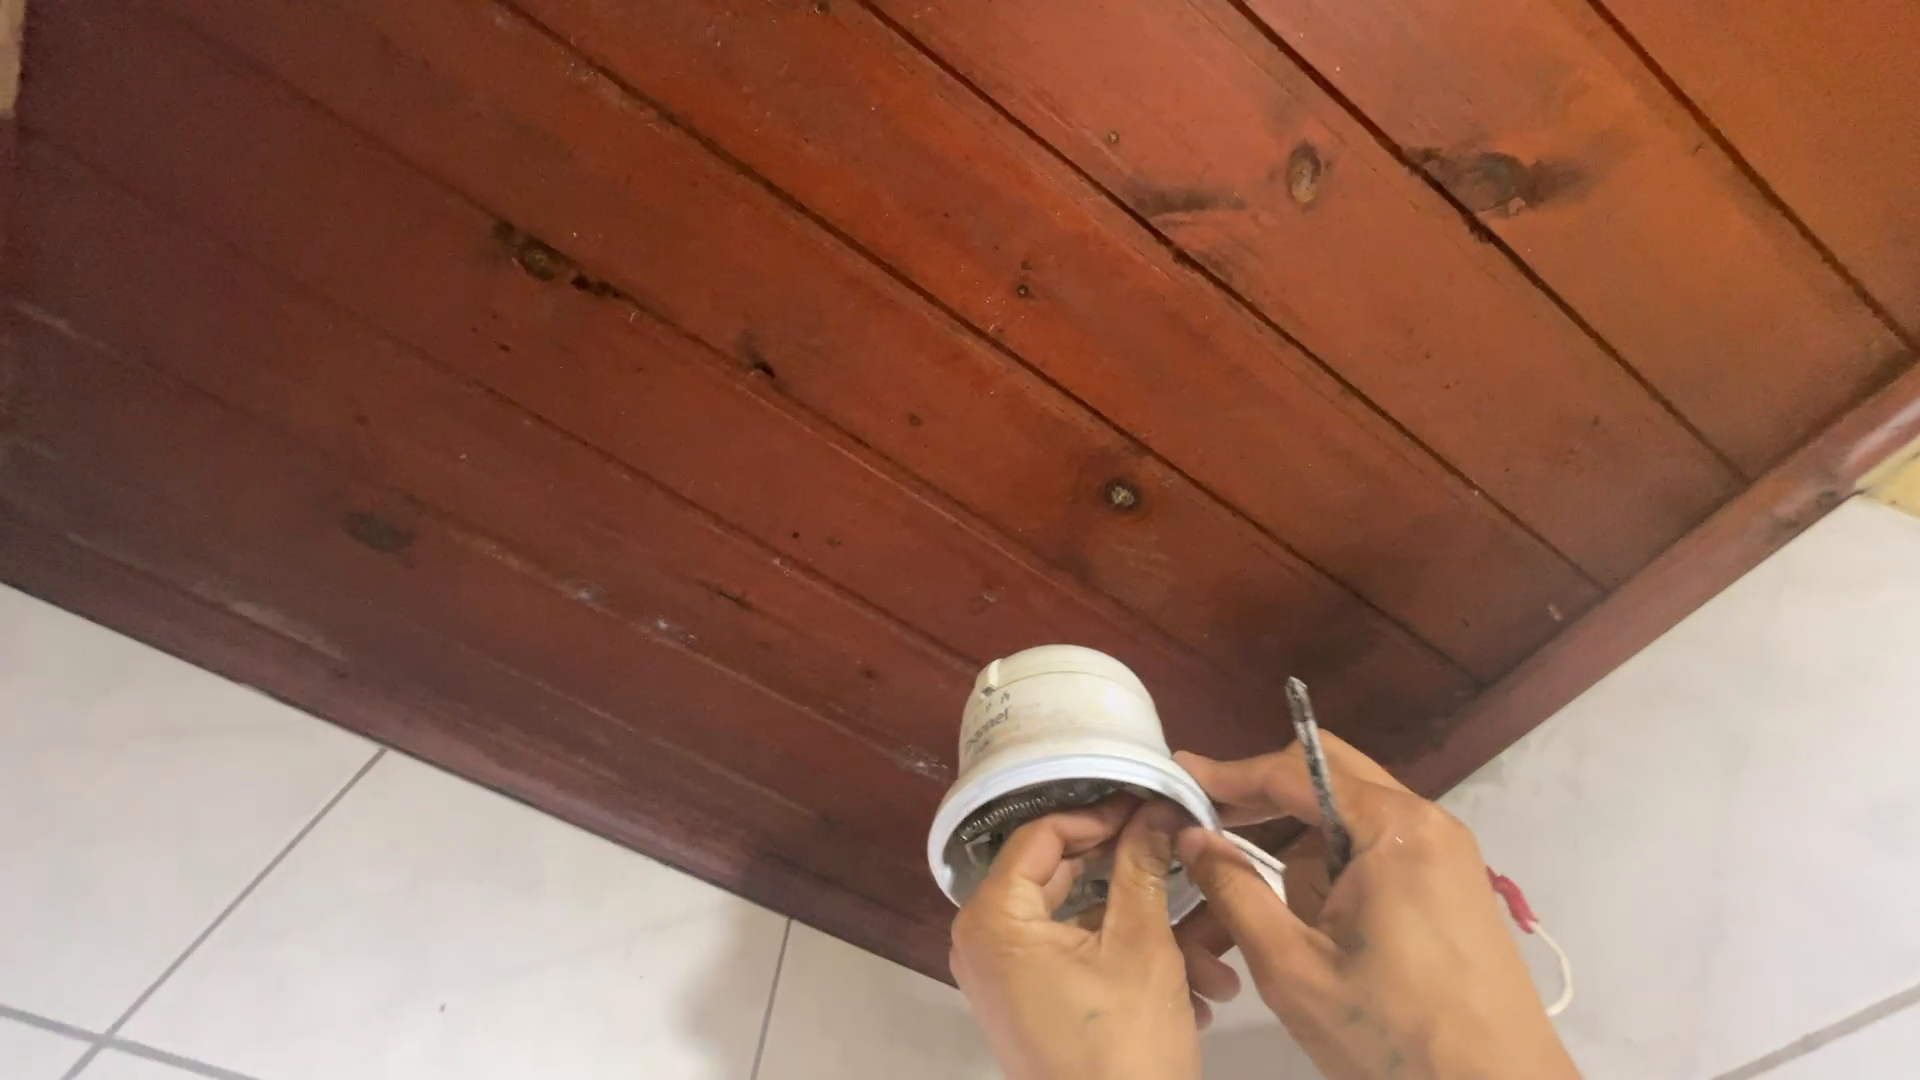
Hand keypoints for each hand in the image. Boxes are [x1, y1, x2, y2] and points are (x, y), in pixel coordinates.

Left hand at [949, 798, 1238, 1079]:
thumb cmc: (1123, 1046)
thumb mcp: (1140, 945)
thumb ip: (1141, 865)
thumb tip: (1155, 807)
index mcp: (993, 917)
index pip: (1042, 835)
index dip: (1098, 815)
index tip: (1147, 805)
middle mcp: (984, 939)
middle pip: (1061, 877)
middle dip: (1132, 879)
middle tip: (1179, 855)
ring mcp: (1005, 975)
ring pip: (1079, 923)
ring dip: (1144, 931)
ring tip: (1211, 954)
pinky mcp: (1028, 1003)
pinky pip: (1075, 958)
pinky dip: (1126, 962)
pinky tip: (1192, 985)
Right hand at [1173, 738, 1580, 1079]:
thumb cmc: (1395, 1040)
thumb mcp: (1291, 967)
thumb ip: (1232, 888)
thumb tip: (1189, 833)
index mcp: (1392, 827)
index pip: (1289, 771)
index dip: (1227, 775)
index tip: (1176, 776)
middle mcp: (1423, 820)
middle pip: (1320, 770)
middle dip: (1260, 792)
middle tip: (1209, 817)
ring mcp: (1442, 850)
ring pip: (1343, 806)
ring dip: (1291, 830)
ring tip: (1248, 876)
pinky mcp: (1448, 882)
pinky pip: (1369, 841)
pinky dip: (1325, 857)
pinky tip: (1302, 905)